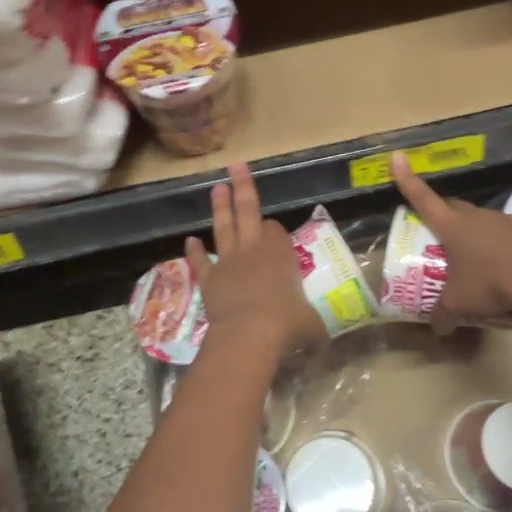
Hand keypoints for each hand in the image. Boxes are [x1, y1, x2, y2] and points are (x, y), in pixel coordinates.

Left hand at [186, 162, 326, 354]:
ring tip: (216, 187)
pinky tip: (190, 240)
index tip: (274, 235)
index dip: (274, 231)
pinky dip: (195, 251)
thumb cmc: (287, 325)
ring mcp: (228, 263)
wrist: (248, 335)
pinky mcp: (209, 280)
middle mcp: (254, 250)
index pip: (276, 231)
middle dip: (244, 187)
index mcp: (282, 254)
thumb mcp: (311, 327)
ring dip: (220, 207)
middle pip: (248, 211)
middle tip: (236, 166)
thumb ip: (313, 329)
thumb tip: (322, 345)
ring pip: (223, 227)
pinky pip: (201, 262)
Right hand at [390, 151, 511, 332]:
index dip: (407, 179)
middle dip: (444, 214)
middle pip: (454, 207)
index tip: (397, 157)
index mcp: (452, 226)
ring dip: (476, 235)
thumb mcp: (459, 304)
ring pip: (483, 222)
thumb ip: (443, 314)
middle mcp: (476, 217)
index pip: (423, 198)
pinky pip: (507, 234)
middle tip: (441, 234)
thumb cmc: (488, 286)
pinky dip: (501, 246)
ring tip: (478, 261)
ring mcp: (504, 221)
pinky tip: (506, 267)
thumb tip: (438, 330)